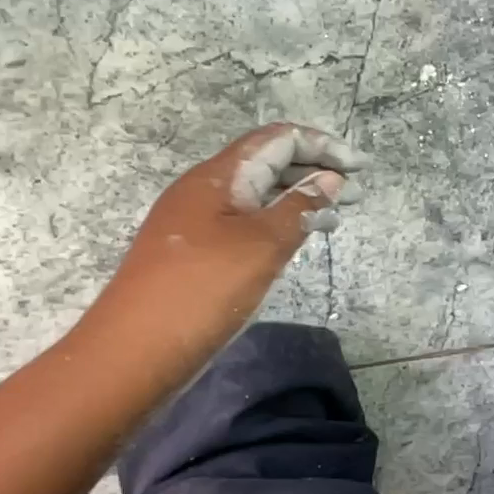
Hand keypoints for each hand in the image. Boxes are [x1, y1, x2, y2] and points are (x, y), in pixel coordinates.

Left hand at [91, 123, 369, 353]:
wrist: (133, 353)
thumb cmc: (204, 290)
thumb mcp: (264, 244)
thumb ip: (301, 207)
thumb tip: (330, 180)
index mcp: (219, 177)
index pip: (278, 139)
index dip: (322, 145)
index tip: (360, 167)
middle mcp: (206, 190)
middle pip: (268, 160)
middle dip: (316, 168)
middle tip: (357, 191)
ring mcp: (198, 221)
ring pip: (260, 192)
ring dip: (301, 196)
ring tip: (337, 215)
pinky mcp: (197, 249)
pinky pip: (249, 218)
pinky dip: (282, 220)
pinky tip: (300, 238)